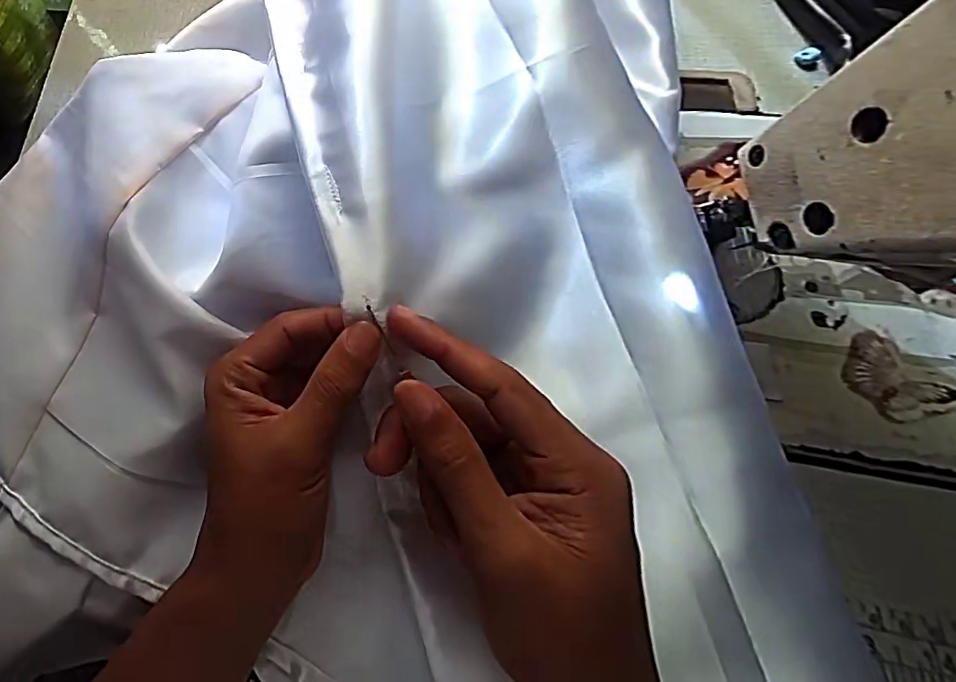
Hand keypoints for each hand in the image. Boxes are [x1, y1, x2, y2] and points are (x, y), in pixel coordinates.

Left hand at [198, 306, 383, 596]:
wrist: (257, 574)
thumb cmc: (266, 507)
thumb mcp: (300, 440)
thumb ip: (334, 382)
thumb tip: (367, 329)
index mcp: (236, 374)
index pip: (287, 329)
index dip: (330, 321)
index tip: (378, 321)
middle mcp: (252, 378)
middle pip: (304, 343)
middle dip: (344, 340)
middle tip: (394, 339)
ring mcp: (275, 400)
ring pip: (318, 364)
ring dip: (350, 361)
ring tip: (394, 357)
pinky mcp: (296, 422)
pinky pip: (325, 389)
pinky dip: (350, 385)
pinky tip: (381, 383)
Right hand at [366, 307, 657, 681]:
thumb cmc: (557, 635)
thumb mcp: (500, 547)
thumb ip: (454, 462)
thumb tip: (411, 388)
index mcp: (575, 463)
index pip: (502, 387)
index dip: (448, 349)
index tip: (400, 321)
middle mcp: (558, 460)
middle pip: (474, 417)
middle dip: (425, 433)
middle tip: (380, 460)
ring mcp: (537, 483)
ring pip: (464, 445)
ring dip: (433, 471)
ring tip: (437, 525)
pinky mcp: (518, 504)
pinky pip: (467, 475)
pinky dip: (446, 495)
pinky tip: (452, 534)